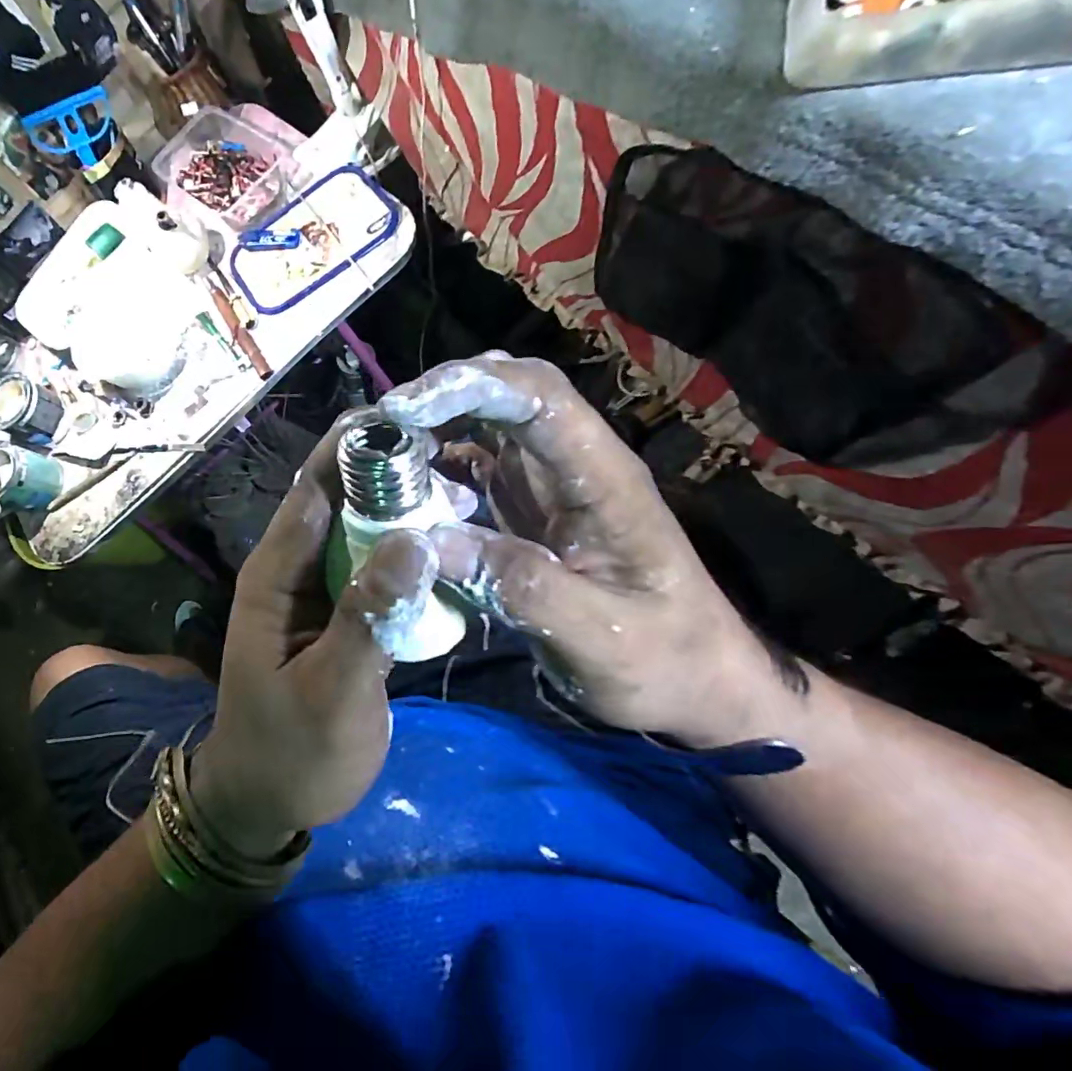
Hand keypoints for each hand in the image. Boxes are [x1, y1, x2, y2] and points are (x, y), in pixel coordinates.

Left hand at [188, 416, 440, 856]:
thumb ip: (367, 615)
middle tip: (456, 446)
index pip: (311, 492)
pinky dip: (405, 555)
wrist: (269, 799)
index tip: (409, 412)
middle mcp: (292, 572)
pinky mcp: (341, 617)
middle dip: (387, 472)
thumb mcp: (331, 691)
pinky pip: (373, 571)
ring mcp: (318, 594)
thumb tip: (414, 538)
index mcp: (273, 576)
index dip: (352, 449)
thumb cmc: (291, 752)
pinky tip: (451, 544)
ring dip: (401, 511)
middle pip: (338, 504)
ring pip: (360, 535)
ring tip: (464, 484)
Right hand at [380, 352, 791, 747]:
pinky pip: (470, 471)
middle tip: (379, 425)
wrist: (694, 683)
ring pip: (483, 426)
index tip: (400, 410)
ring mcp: (545, 486)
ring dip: (429, 430)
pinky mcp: (522, 511)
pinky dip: (431, 472)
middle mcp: (570, 467)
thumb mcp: (596, 636)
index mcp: (601, 479)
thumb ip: (521, 587)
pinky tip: (402, 498)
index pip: (539, 399)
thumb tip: (426, 545)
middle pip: (508, 393)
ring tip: (377, 459)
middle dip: (441, 394)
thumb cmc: (662, 659)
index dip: (469, 387)